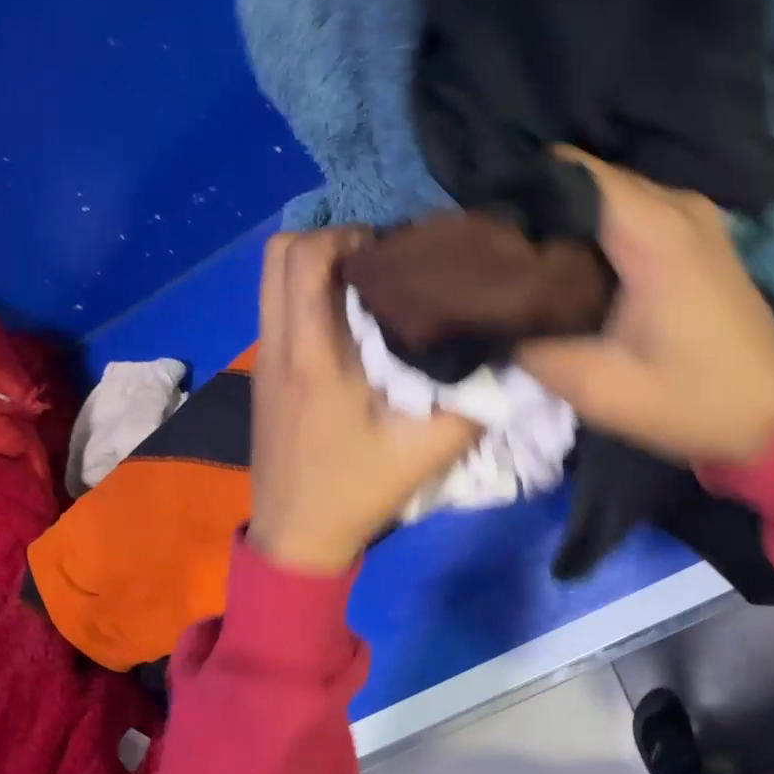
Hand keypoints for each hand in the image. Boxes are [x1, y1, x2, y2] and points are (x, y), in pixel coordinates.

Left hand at [248, 228, 480, 574]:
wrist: (297, 537)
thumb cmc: (357, 492)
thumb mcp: (425, 453)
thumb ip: (472, 405)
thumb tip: (509, 358)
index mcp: (312, 357)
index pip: (306, 258)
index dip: (348, 237)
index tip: (393, 254)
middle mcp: (279, 346)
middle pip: (278, 254)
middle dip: (329, 242)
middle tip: (381, 264)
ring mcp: (264, 360)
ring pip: (273, 281)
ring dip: (316, 269)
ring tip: (371, 289)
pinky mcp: (265, 376)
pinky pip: (278, 309)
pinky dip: (308, 296)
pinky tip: (352, 328)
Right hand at [518, 149, 773, 466]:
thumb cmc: (692, 403)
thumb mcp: (600, 390)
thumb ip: (533, 349)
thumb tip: (490, 319)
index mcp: (655, 231)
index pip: (567, 172)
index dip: (520, 196)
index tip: (485, 236)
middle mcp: (677, 205)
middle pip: (585, 180)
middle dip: (539, 212)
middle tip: (499, 260)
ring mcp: (693, 216)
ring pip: (607, 196)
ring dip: (567, 225)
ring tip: (530, 269)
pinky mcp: (697, 235)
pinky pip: (631, 213)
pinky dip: (597, 234)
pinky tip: (575, 275)